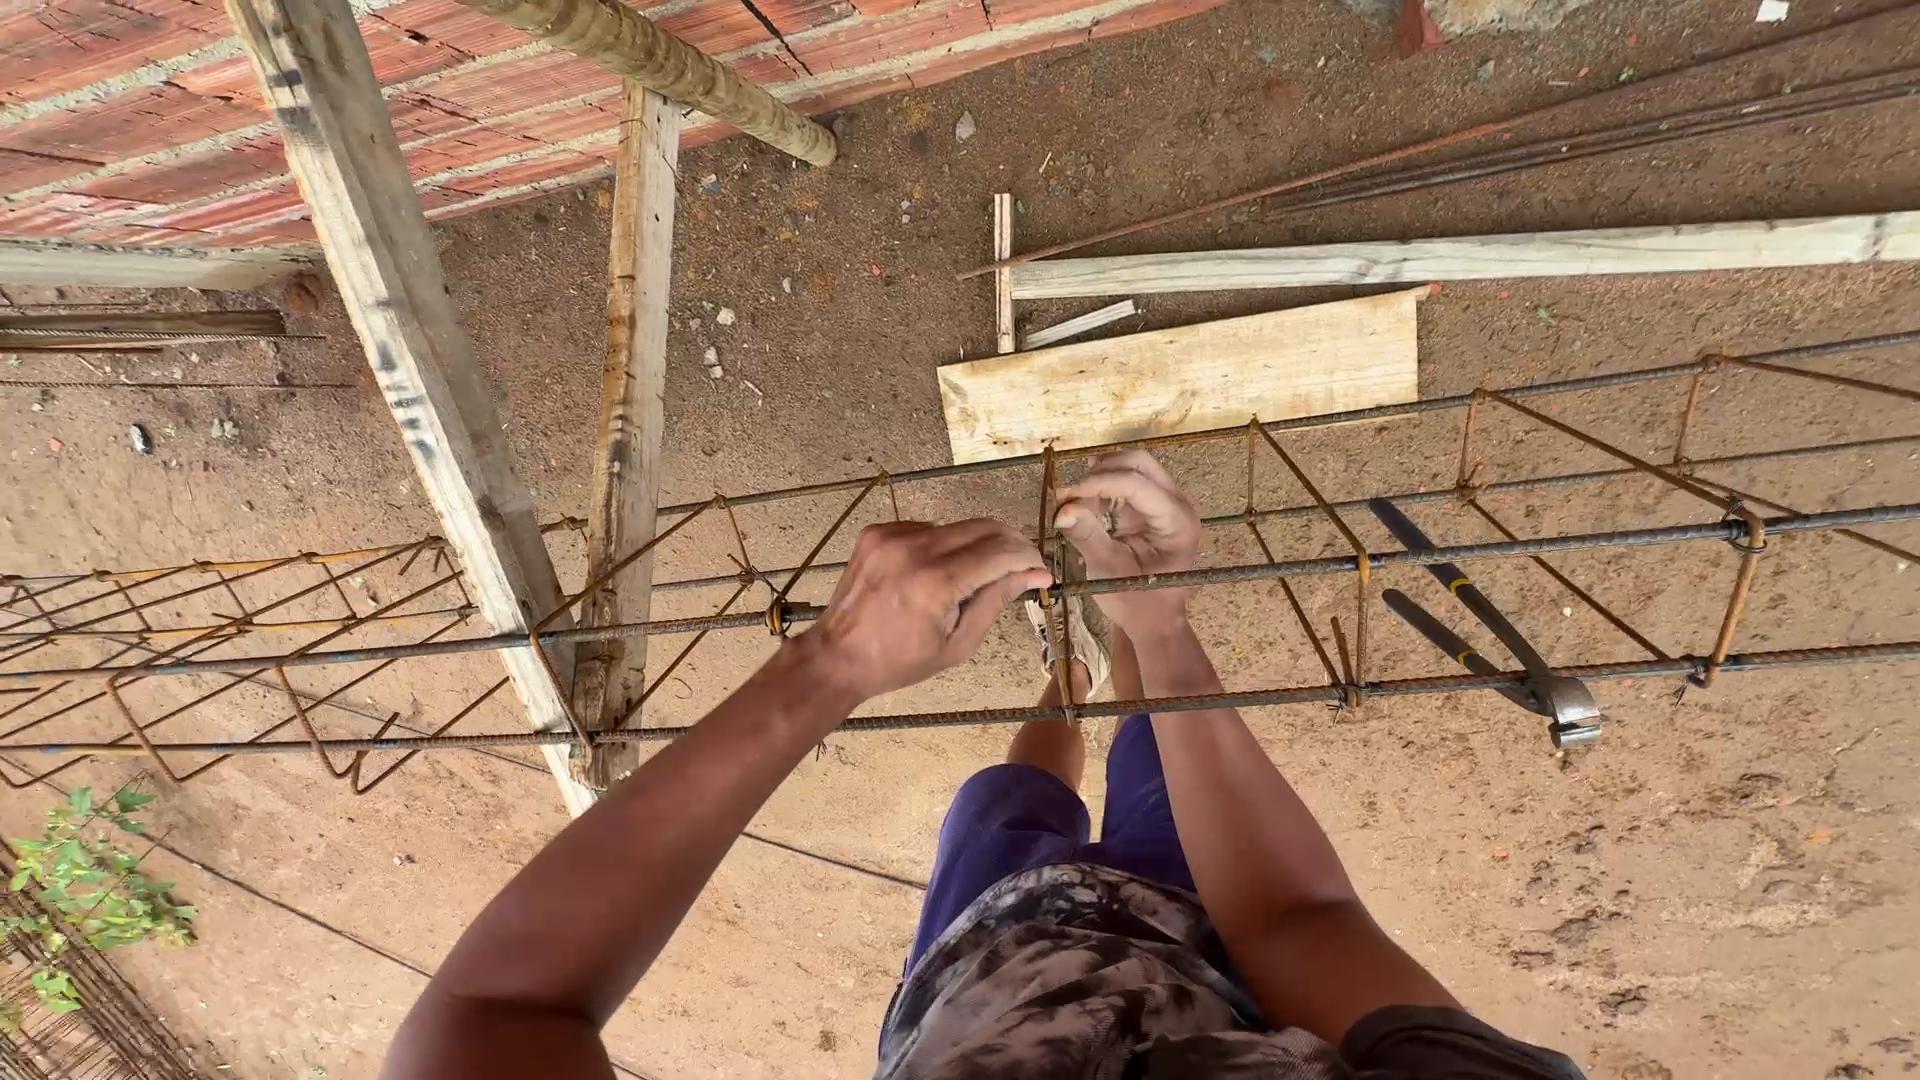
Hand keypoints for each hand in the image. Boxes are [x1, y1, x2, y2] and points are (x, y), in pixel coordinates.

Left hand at [801, 519, 1050, 702]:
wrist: (837, 655)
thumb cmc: (901, 661)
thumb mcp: (958, 643)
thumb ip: (996, 600)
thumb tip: (1034, 573)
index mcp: (935, 582)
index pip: (999, 552)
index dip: (1027, 558)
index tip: (1041, 571)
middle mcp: (914, 548)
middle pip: (983, 527)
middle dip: (1010, 543)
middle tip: (1022, 566)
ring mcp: (891, 535)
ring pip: (956, 527)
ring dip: (976, 546)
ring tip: (974, 577)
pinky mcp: (877, 532)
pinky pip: (927, 530)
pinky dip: (942, 546)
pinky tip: (934, 573)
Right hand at [1053, 450, 1201, 637]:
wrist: (1152, 618)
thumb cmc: (1136, 601)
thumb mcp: (1107, 570)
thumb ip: (1087, 536)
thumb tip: (1062, 510)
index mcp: (1177, 522)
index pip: (1137, 484)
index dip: (1099, 483)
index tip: (1065, 494)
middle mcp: (1179, 504)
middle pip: (1139, 463)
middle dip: (1100, 474)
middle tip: (1070, 497)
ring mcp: (1169, 501)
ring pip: (1133, 466)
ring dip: (1101, 478)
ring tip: (1080, 507)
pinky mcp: (1155, 504)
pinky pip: (1128, 480)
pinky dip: (1104, 486)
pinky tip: (1089, 507)